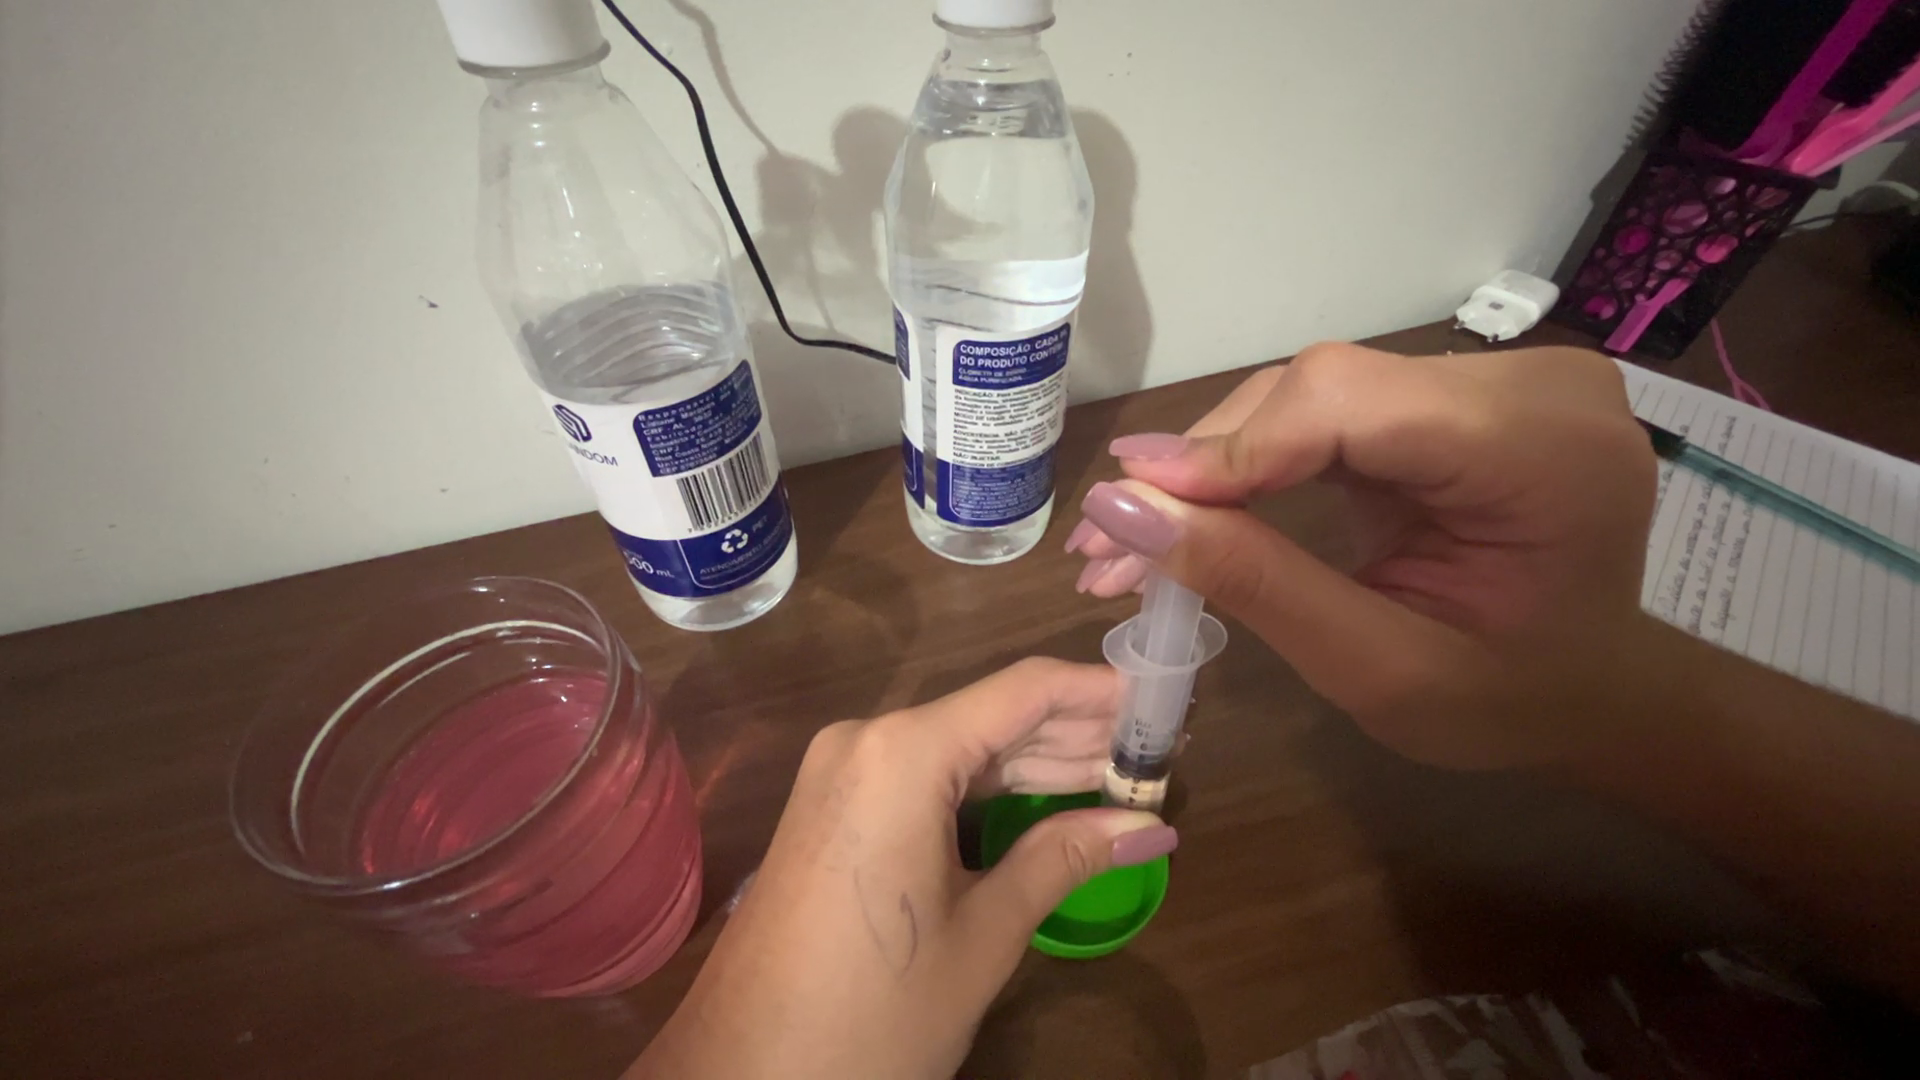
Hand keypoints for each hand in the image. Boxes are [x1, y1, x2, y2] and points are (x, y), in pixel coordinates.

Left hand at [629, 659, 1176, 1078]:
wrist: (743, 1077)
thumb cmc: (871, 1012)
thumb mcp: (983, 934)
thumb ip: (1065, 858)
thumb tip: (1152, 826)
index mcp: (904, 752)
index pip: (1022, 690)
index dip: (1096, 689)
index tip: (1158, 699)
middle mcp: (869, 737)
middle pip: (993, 714)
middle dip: (1075, 731)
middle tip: (1153, 749)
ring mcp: (845, 767)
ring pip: (961, 745)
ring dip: (1035, 760)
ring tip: (1120, 772)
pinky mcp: (837, 801)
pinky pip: (926, 774)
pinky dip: (987, 786)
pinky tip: (1047, 795)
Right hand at [1068, 343, 1658, 769]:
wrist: (1585, 688)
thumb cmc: (1500, 702)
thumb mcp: (1371, 667)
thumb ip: (1251, 581)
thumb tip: (1118, 509)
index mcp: (1545, 451)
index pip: (1348, 404)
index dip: (1225, 449)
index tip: (1125, 508)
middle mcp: (1521, 384)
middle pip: (1314, 392)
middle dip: (1201, 467)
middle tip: (1108, 544)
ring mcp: (1481, 380)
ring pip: (1300, 397)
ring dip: (1209, 467)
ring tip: (1132, 536)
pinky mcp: (1438, 395)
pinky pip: (1315, 413)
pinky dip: (1244, 463)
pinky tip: (1192, 507)